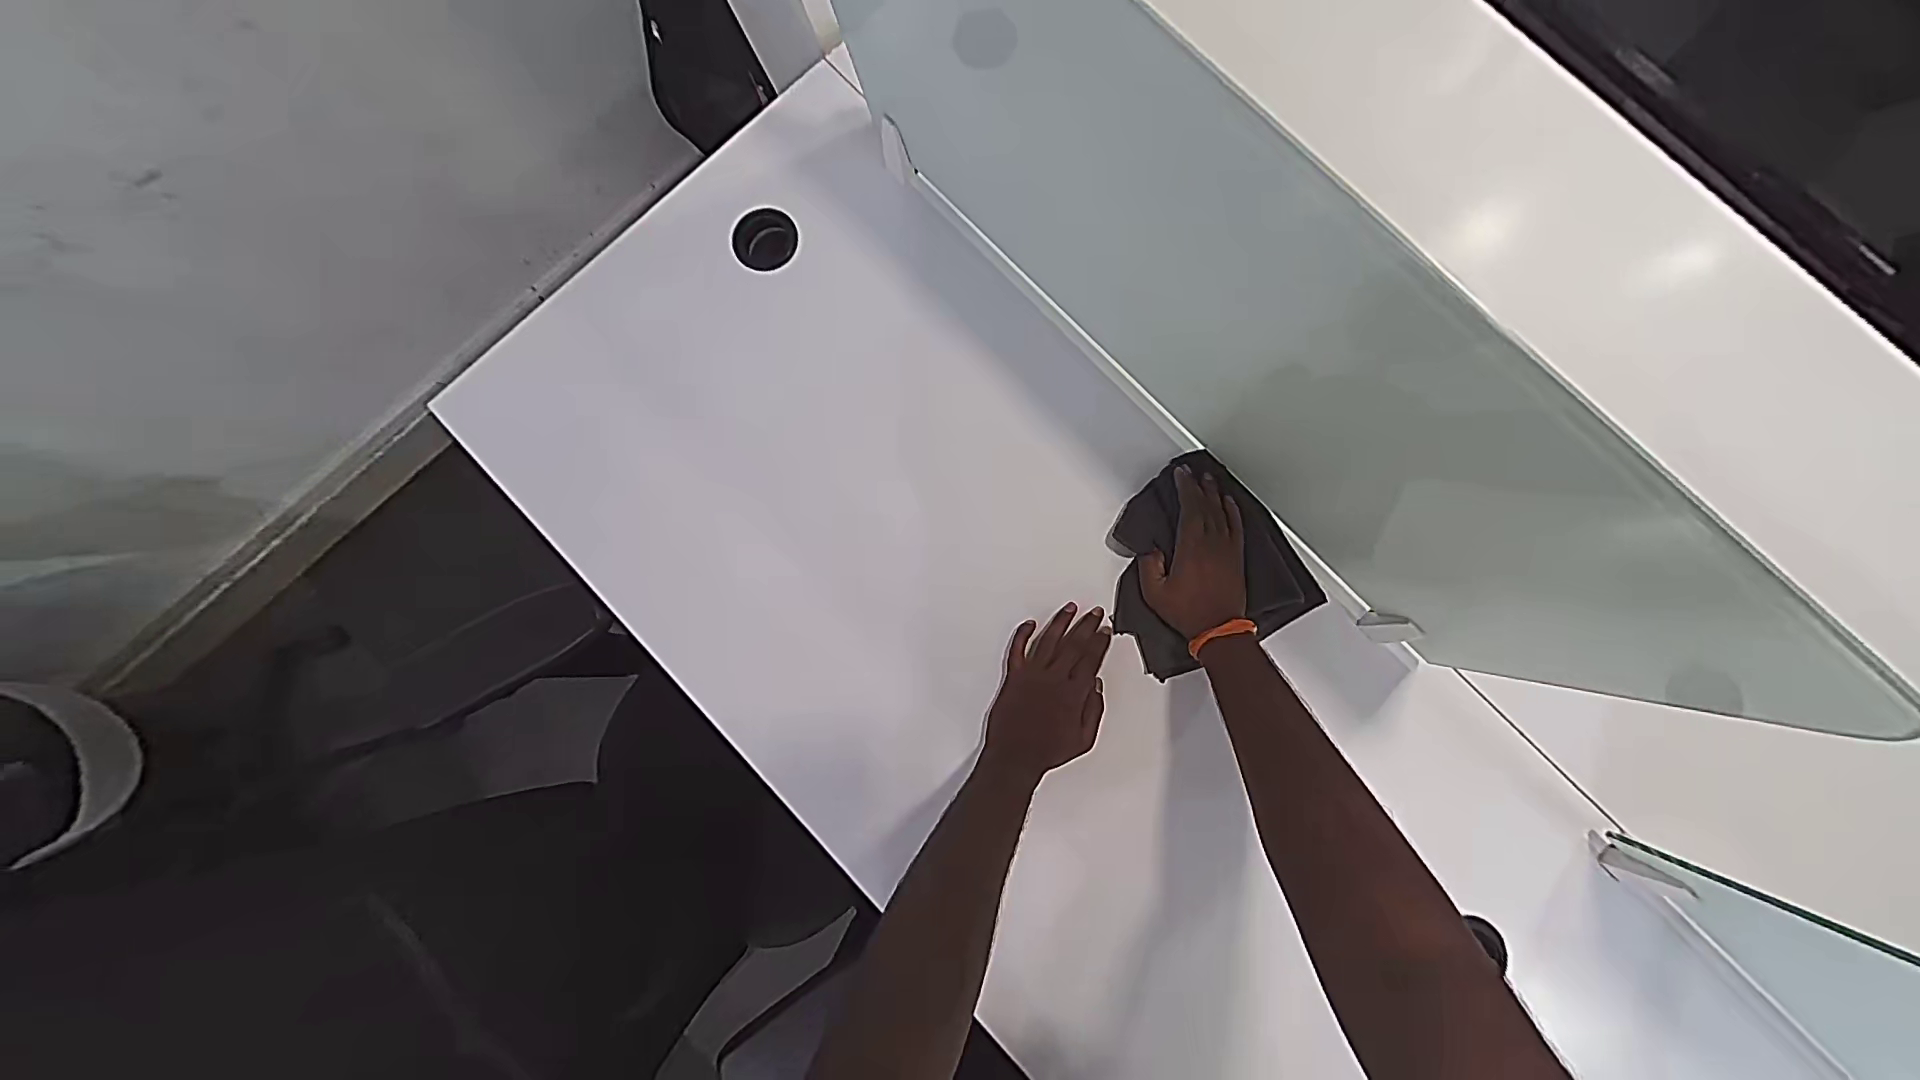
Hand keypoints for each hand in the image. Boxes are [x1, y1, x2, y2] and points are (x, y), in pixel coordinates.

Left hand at [979, 603, 1111, 788]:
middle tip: (1094, 613)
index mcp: (1073, 693)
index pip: (1091, 659)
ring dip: (1061, 622)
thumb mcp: (1083, 739)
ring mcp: (1032, 675)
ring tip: (1070, 609)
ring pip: (1049, 640)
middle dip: (1087, 625)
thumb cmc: (1047, 751)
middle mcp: (1054, 678)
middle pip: (1074, 644)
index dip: (1100, 642)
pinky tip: (1030, 624)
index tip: (1104, 630)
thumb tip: (1096, 686)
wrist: (1014, 757)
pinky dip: (1023, 634)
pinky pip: (1018, 649)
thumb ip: (1093, 710)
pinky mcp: (1013, 676)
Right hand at [1140, 465, 1245, 639]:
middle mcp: (1212, 544)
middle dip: (1198, 486)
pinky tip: (1229, 502)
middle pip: (1206, 505)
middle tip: (1192, 472)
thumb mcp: (1155, 592)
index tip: (1181, 475)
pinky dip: (1233, 510)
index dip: (1185, 488)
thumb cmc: (1189, 612)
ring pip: (1222, 512)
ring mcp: (1227, 549)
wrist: (1219, 629)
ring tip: (1209, 479)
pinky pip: (1237, 526)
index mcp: (1192, 548)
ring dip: (1214, 493)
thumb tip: (1150, 550)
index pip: (1190, 508)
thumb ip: (1149, 567)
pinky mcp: (1236, 557)